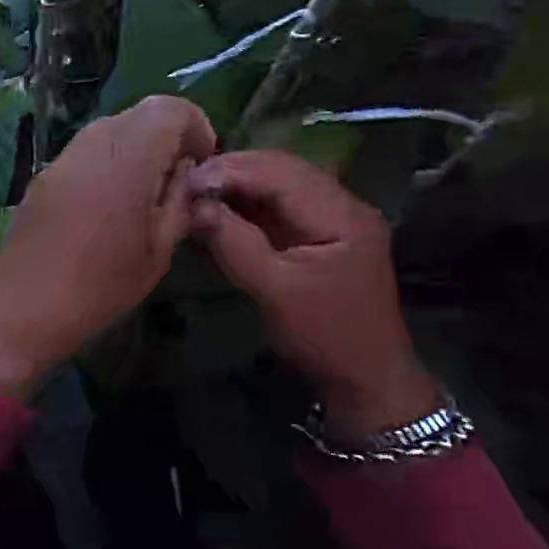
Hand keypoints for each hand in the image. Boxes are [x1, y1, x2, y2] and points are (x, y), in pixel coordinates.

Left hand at [0, 96, 216, 396]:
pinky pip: (78, 157)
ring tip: (137, 195)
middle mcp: (88, 149)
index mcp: (126, 161)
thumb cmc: (101, 289)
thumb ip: (178, 200)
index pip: (167, 110)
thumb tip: (183, 170)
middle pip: (134, 116)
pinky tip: (101, 208)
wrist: (24, 313)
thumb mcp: (158, 250)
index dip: (193, 126)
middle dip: (162, 137)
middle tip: (171, 179)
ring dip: (130, 151)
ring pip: (103, 133)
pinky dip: (100, 166)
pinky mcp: (37, 183)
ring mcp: (57, 164)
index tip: (199, 162)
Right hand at [188, 151, 436, 442]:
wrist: (363, 377)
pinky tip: (212, 220)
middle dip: (231, 174)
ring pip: (274, 190)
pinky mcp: (312, 241)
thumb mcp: (275, 291)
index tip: (187, 182)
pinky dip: (241, 213)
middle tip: (184, 186)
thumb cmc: (324, 335)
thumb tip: (194, 206)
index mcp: (341, 214)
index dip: (232, 171)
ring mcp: (326, 223)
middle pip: (280, 172)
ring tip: (191, 199)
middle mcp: (339, 207)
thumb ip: (235, 244)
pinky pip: (273, 214)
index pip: (281, 172)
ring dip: (233, 191)